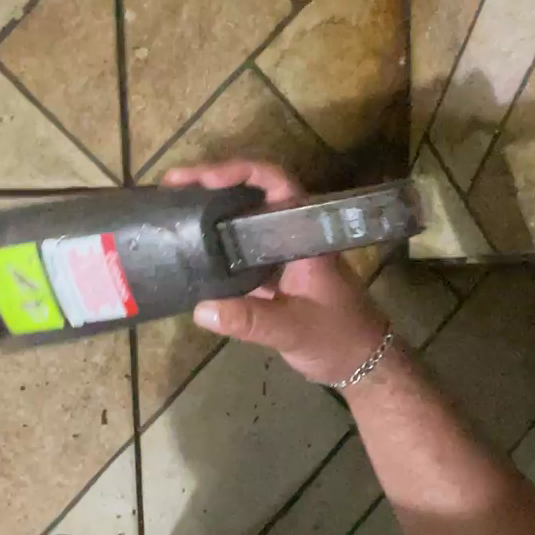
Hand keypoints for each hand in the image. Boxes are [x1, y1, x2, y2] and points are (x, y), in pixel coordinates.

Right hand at [161, 161, 390, 385]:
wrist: (362, 363)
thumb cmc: (338, 339)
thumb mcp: (292, 329)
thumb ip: (250, 320)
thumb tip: (201, 309)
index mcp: (306, 234)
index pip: (275, 182)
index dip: (238, 171)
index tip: (201, 178)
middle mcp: (292, 234)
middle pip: (252, 193)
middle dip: (212, 183)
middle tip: (171, 186)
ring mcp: (282, 253)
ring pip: (244, 218)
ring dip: (211, 210)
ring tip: (172, 208)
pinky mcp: (273, 274)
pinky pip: (240, 247)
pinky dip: (215, 242)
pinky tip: (189, 249)